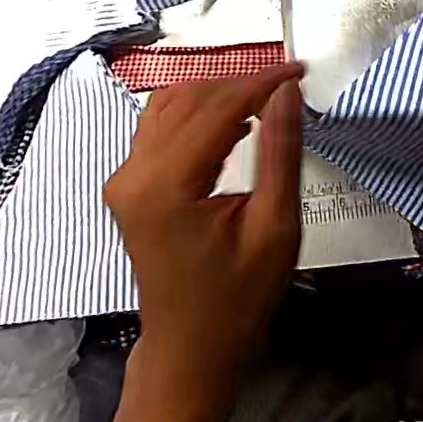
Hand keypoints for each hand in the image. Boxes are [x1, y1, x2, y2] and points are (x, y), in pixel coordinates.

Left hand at [104, 64, 303, 404]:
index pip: (216, 108)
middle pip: (188, 98)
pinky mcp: (129, 185)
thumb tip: (287, 92)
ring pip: (170, 105)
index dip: (261, 82)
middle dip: (241, 85)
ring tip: (264, 102)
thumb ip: (280, 152)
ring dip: (218, 95)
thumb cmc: (237, 300)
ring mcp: (124, 179)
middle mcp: (132, 174)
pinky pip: (161, 128)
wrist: (191, 350)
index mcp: (164, 186)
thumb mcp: (274, 227)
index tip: (298, 71)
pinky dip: (198, 115)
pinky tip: (233, 124)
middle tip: (287, 88)